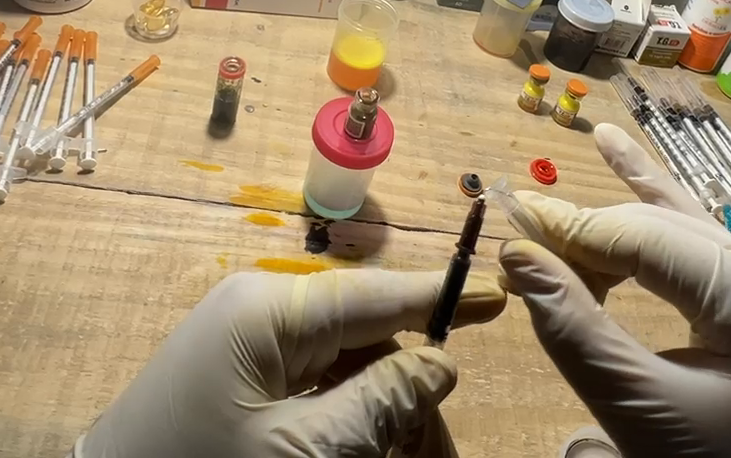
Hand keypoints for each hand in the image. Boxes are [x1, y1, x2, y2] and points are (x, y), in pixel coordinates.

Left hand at [77, 267, 505, 457]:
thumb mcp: (297, 454)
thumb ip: (376, 404)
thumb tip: (438, 363)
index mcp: (269, 308)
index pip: (374, 293)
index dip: (437, 295)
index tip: (494, 289)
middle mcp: (260, 308)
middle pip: (360, 332)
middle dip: (405, 378)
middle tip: (436, 436)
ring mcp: (245, 339)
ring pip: (338, 361)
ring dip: (374, 404)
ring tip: (402, 445)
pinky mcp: (236, 372)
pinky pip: (308, 381)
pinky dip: (340, 413)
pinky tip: (359, 439)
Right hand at [499, 122, 730, 457]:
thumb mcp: (642, 414)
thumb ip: (576, 328)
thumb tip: (514, 252)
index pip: (653, 243)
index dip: (576, 230)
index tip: (512, 224)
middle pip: (662, 231)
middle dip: (588, 234)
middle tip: (521, 237)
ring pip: (670, 230)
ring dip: (606, 228)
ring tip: (546, 217)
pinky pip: (689, 241)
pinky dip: (646, 200)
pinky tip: (614, 148)